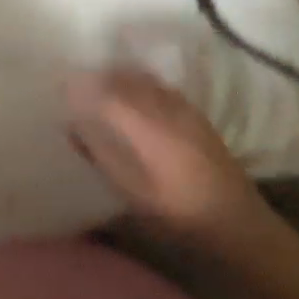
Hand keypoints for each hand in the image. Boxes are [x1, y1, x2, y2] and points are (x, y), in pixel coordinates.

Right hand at [64, 68, 269, 236]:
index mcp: (146, 127)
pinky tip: (136, 92)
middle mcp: (164, 109)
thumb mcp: (132, 193)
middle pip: (126, 79)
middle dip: (99, 75)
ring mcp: (184, 110)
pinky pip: (161, 86)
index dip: (82, 86)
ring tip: (101, 80)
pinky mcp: (197, 116)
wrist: (237, 224)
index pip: (106, 92)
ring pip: (145, 80)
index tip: (61, 84)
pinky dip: (142, 81)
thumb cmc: (178, 215)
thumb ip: (102, 156)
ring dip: (120, 74)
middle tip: (77, 79)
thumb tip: (72, 128)